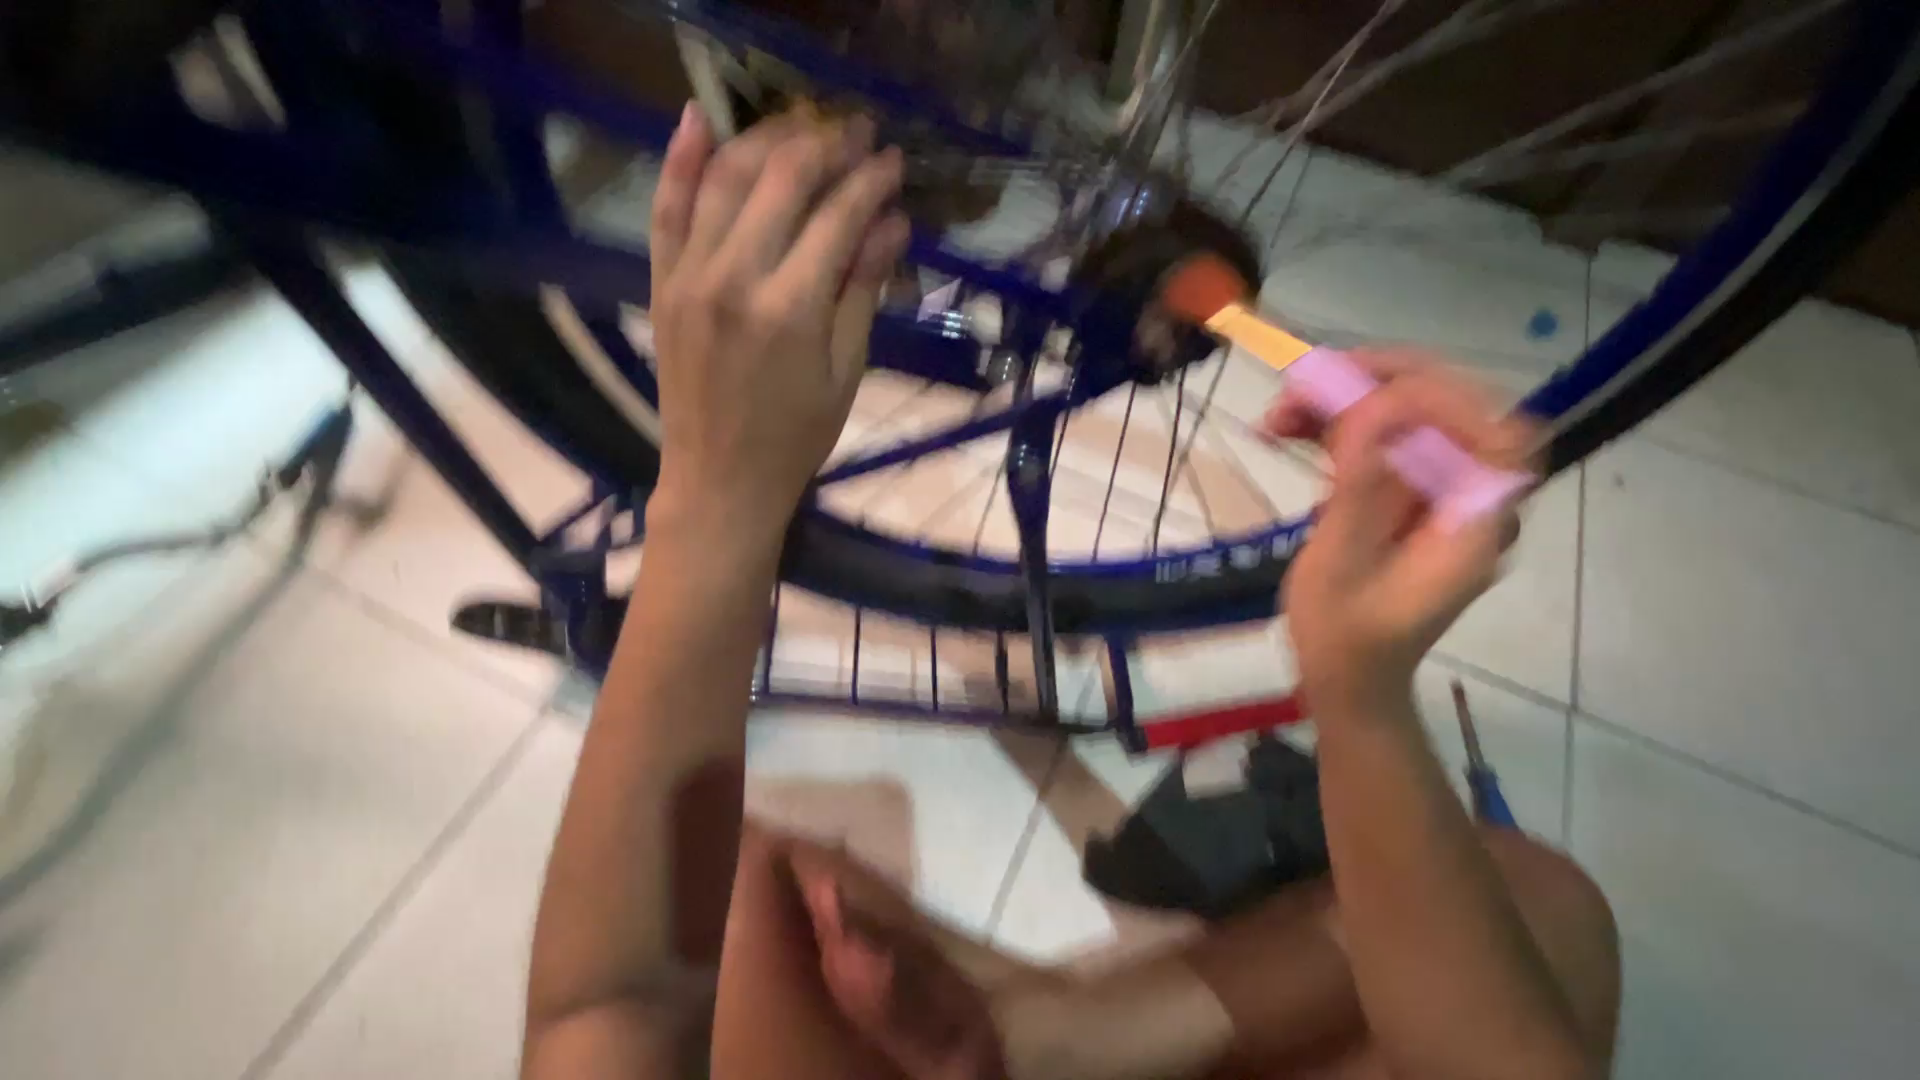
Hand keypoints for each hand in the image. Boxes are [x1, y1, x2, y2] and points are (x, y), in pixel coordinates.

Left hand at [646, 104, 909, 538]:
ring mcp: (689, 275)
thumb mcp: (846, 372)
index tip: (894, 162)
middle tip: (859, 133)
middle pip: (782, 179)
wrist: (720, 481)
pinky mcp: (662, 283)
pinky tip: (700, 117)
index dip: (871, 181)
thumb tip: (891, 223)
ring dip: (768, 138)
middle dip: (827, 145)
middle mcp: (734, 276)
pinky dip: (681, 160)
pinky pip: (666, 208)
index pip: (838, 216)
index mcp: (790, 308)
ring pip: (726, 177)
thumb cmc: (796, 438)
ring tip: (805, 123)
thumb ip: (862, 290)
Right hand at [1263, 351, 1537, 715]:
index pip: (1493, 431)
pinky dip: (1338, 425)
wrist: (1350, 679)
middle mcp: (1471, 499)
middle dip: (1380, 382)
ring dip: (1347, 400)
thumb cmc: (1344, 639)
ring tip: (1279, 412)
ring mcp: (1441, 494)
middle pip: (1452, 410)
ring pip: (1412, 417)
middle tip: (1307, 382)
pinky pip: (1385, 441)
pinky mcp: (1408, 494)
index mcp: (1473, 523)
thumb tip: (1375, 411)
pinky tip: (1290, 428)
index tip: (1358, 389)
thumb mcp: (1340, 568)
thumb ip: (1361, 491)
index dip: (1438, 394)